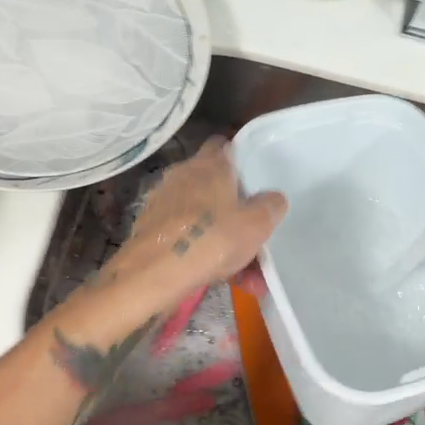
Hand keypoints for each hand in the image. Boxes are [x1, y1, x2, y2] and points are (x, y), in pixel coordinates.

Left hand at [100, 138, 286, 314]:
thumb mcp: (256, 224)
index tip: (254, 177)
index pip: (223, 146)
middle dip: (234, 210)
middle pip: (214, 186)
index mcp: (210, 165)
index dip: (239, 158)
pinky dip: (202, 252)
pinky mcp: (151, 229)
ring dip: (223, 240)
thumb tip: (273, 197)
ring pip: (202, 217)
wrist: (153, 274)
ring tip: (246, 275)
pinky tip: (219, 278)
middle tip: (253, 234)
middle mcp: (183, 176)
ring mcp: (163, 202)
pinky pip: (186, 236)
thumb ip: (270, 206)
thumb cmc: (211, 239)